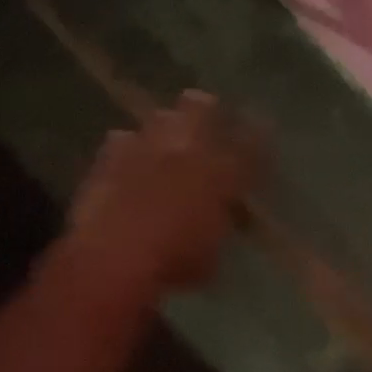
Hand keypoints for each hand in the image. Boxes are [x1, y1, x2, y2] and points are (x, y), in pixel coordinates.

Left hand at [63, 90, 258, 290]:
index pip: (249, 147)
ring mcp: (144, 146)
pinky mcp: (109, 156)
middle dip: (209, 110)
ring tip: (171, 132)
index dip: (258, 140)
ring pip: (162, 117)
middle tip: (213, 113)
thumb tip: (220, 217)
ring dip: (169, 124)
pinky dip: (132, 147)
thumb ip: (218, 226)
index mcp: (221, 174)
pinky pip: (124, 140)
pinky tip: (131, 155)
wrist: (113, 256)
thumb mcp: (211, 254)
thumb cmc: (173, 263)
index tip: (262, 136)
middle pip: (201, 108)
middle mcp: (185, 149)